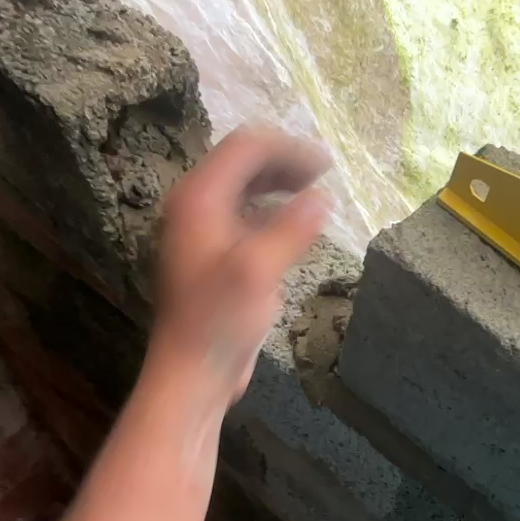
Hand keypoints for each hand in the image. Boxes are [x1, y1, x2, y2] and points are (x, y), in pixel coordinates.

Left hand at [150, 126, 331, 402]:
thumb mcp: (258, 271)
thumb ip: (291, 229)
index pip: (245, 148)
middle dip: (285, 164)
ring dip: (279, 188)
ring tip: (314, 197)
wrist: (193, 372)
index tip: (326, 165)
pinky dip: (271, 215)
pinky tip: (294, 229)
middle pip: (243, 164)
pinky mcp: (214, 259)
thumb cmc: (219, 322)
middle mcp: (195, 207)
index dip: (288, 149)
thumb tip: (323, 199)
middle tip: (324, 177)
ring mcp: (203, 233)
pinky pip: (245, 219)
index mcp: (198, 199)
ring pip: (244, 191)